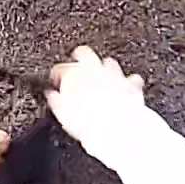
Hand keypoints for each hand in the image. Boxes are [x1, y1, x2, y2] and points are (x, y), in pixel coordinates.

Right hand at [46, 45, 162, 162]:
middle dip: (79, 59)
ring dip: (104, 69)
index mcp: (73, 74)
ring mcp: (114, 75)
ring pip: (108, 63)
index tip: (56, 83)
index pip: (60, 68)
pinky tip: (126, 89)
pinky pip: (131, 80)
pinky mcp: (131, 85)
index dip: (57, 76)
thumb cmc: (88, 122)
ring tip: (101, 81)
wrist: (117, 129)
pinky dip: (128, 83)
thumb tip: (52, 96)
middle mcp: (94, 69)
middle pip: (84, 54)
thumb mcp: (62, 114)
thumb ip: (56, 100)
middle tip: (77, 70)